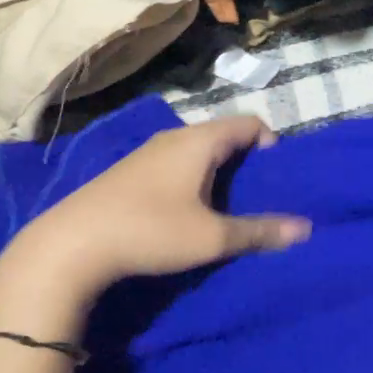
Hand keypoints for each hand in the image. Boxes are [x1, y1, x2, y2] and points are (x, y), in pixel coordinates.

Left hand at [4, 116, 310, 300]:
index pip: (250, 124)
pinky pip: (175, 165)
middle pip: (224, 136)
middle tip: (258, 196)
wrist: (67, 248)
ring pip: (198, 152)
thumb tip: (305, 229)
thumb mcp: (212, 238)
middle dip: (247, 162)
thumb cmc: (149, 231)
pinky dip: (192, 181)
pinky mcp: (127, 174)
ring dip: (218, 174)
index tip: (278, 178)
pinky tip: (187, 214)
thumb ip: (260, 231)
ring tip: (226, 208)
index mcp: (200, 141)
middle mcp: (174, 137)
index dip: (271, 145)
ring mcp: (147, 154)